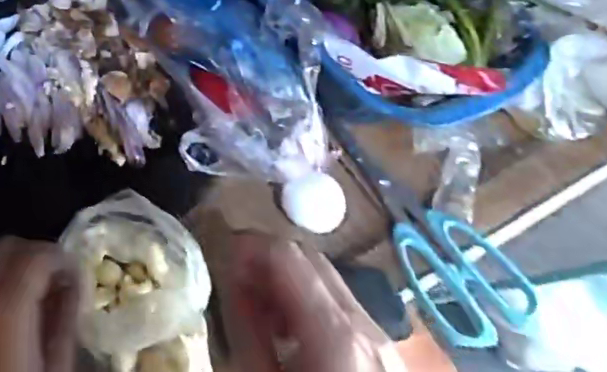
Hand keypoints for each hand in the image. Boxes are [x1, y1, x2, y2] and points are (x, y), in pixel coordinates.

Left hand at [0, 237, 80, 371]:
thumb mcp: (55, 369)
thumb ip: (66, 319)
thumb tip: (75, 284)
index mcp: (8, 305)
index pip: (37, 255)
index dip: (62, 257)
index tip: (78, 272)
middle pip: (9, 246)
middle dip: (37, 253)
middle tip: (60, 278)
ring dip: (15, 263)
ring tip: (38, 290)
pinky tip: (12, 303)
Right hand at [214, 233, 403, 371]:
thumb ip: (245, 327)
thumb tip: (230, 281)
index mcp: (336, 331)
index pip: (284, 252)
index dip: (244, 245)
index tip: (217, 259)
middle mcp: (367, 324)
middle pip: (308, 258)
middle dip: (265, 259)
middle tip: (234, 283)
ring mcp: (385, 343)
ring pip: (327, 280)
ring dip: (287, 282)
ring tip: (259, 314)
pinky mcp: (390, 361)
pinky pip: (343, 309)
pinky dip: (310, 306)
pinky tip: (291, 339)